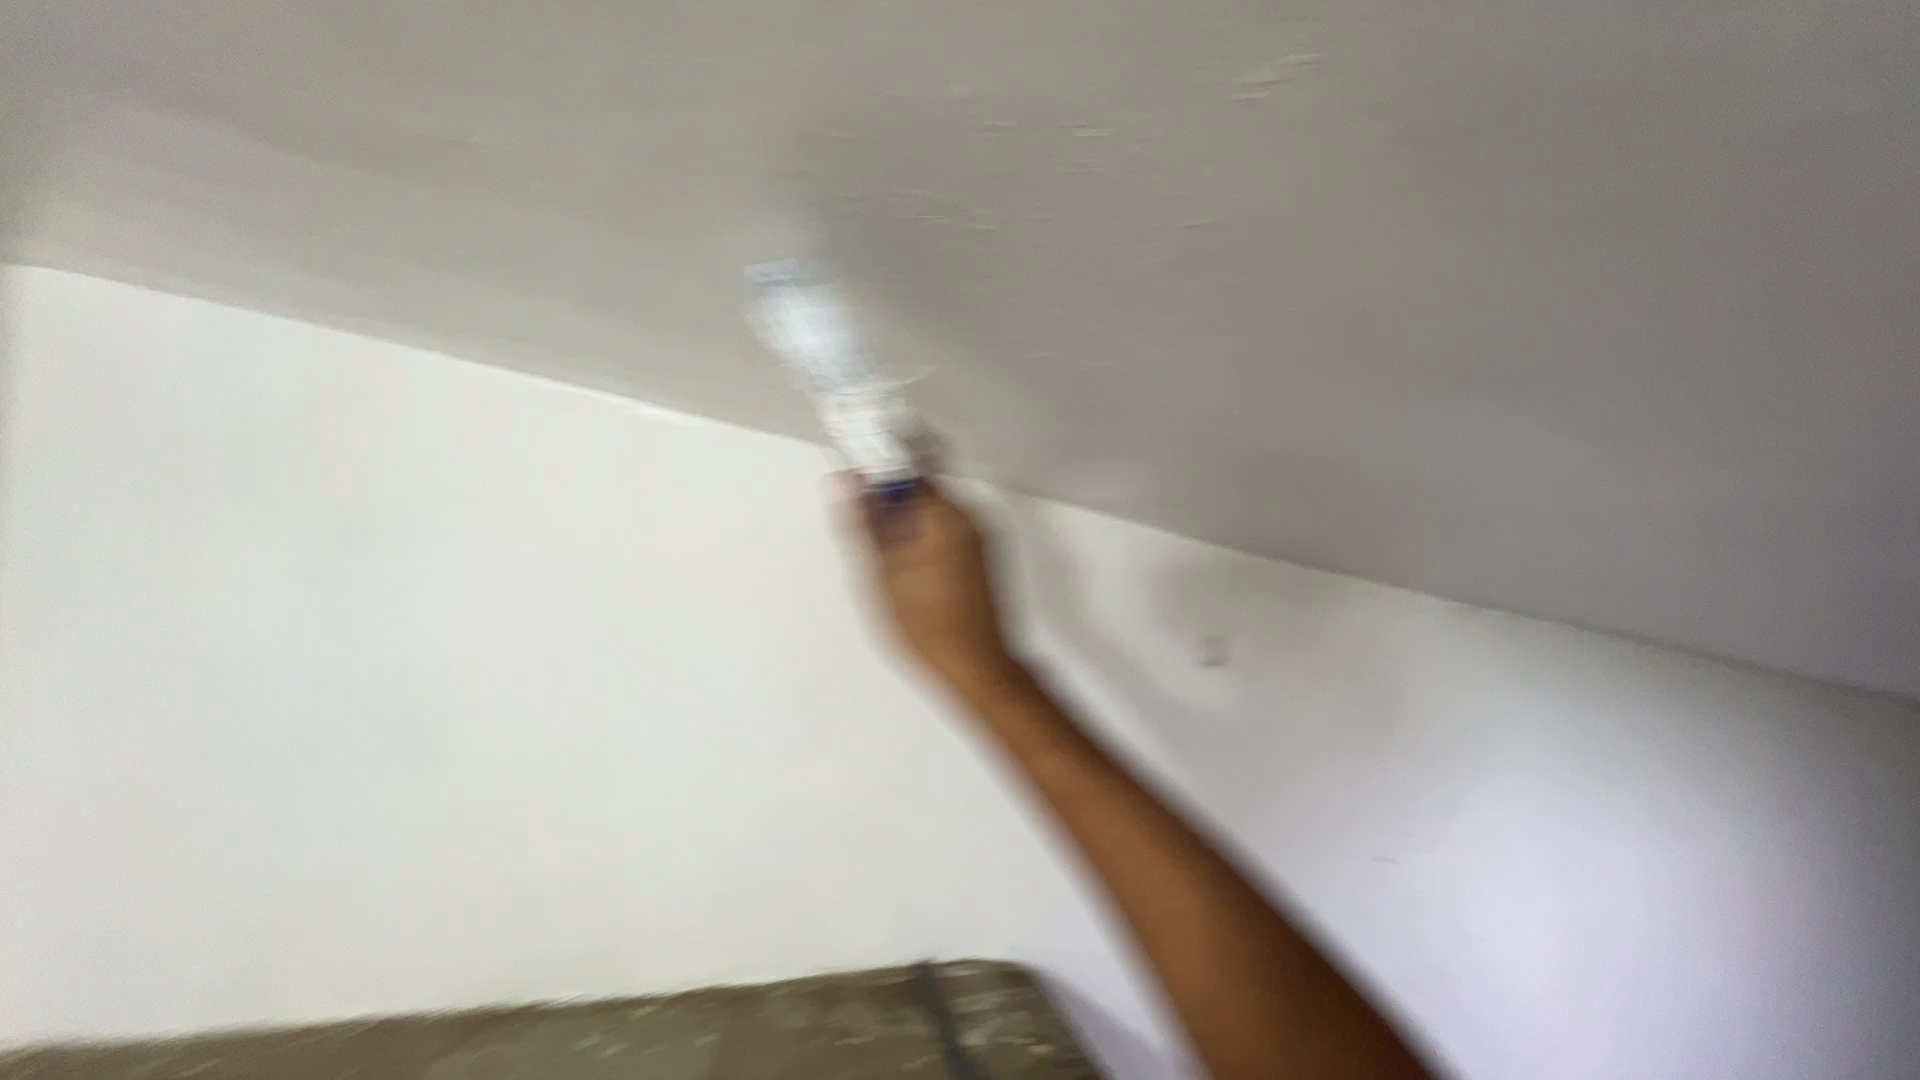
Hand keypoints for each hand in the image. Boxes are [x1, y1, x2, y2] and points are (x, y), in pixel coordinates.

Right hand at [834, 473, 1025, 698]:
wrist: (978, 665)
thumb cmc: (927, 626)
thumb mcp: (881, 573)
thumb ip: (863, 521)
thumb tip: (843, 479)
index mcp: (943, 513)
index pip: (904, 466)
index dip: (875, 474)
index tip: (856, 489)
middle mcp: (971, 515)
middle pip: (920, 490)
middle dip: (893, 509)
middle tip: (876, 547)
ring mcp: (984, 535)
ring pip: (933, 513)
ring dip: (910, 528)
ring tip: (898, 572)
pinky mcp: (988, 554)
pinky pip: (950, 532)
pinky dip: (929, 543)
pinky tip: (918, 578)